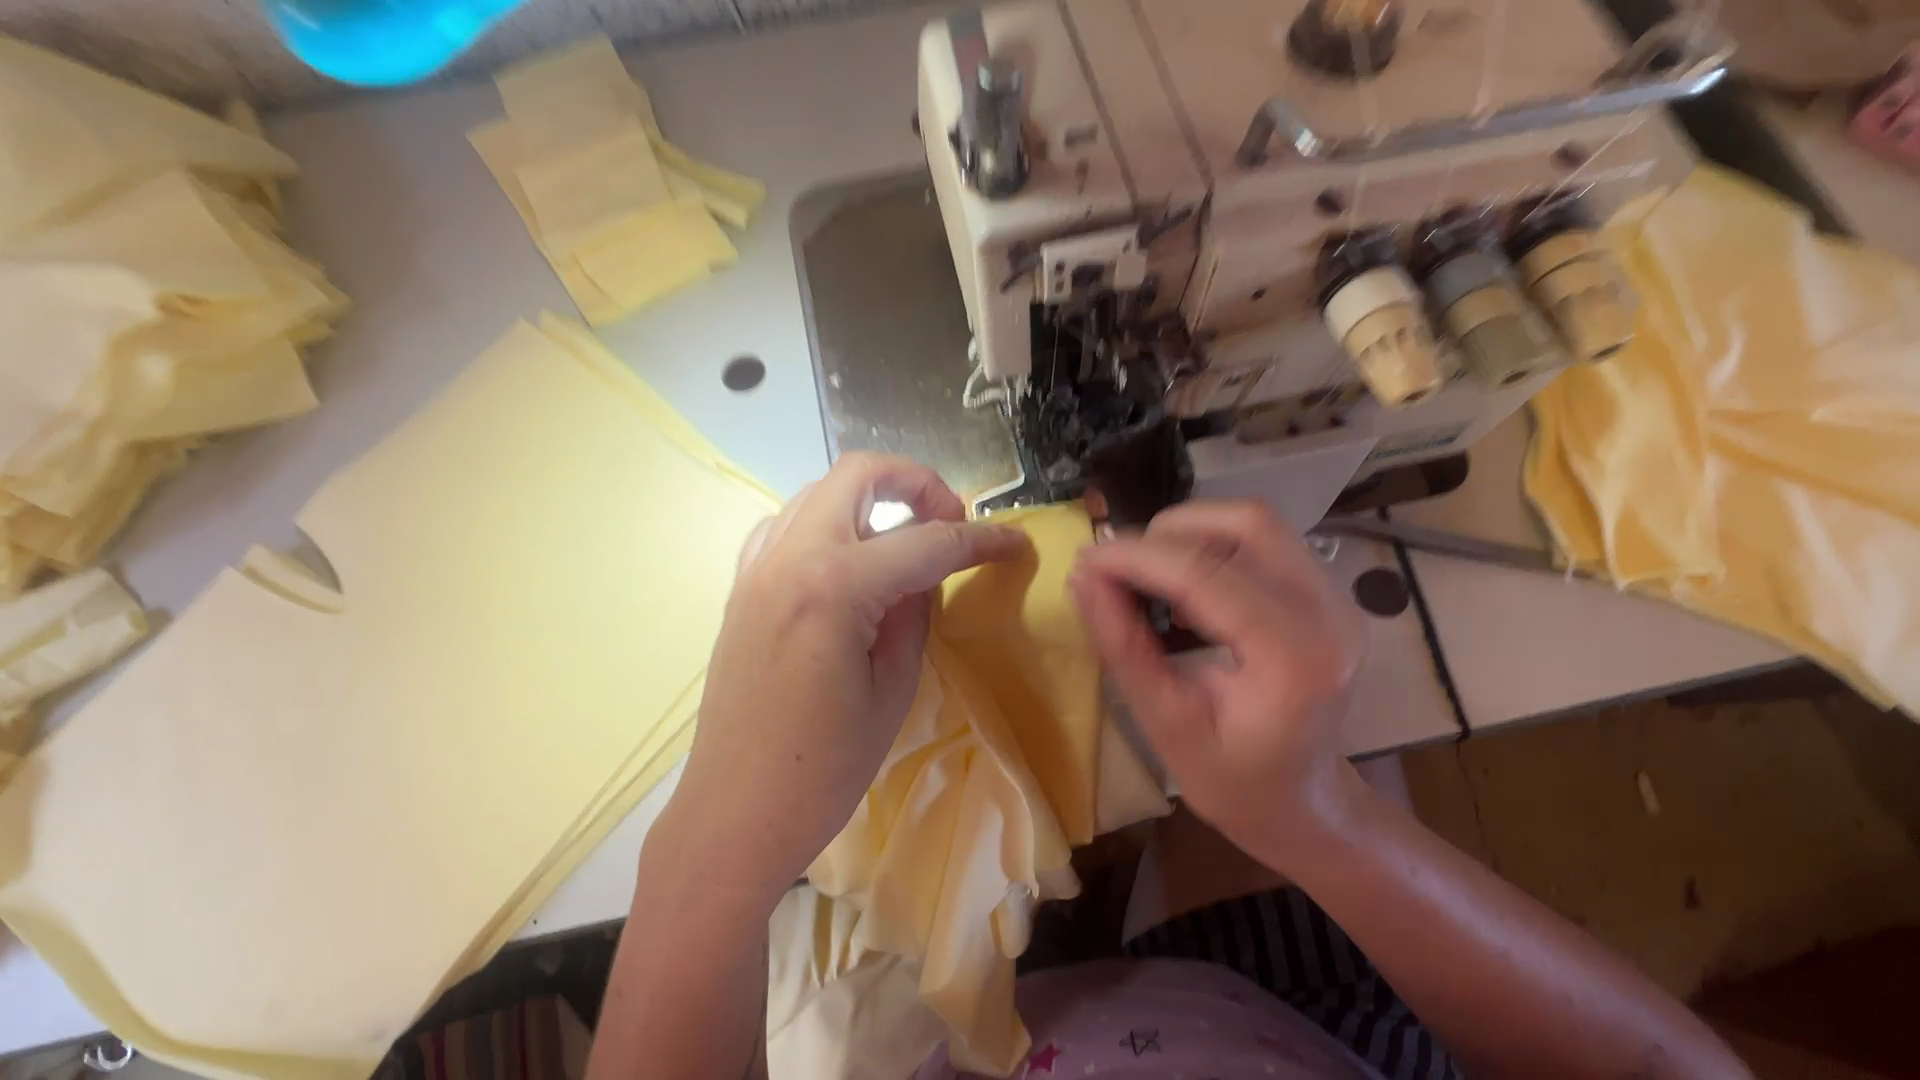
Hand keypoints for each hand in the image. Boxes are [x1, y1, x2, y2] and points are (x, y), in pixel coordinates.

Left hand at [669, 453, 1028, 896]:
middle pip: (859, 474)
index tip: (1017, 544)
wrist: (735, 814)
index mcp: (833, 585)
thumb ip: (915, 613)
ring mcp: (757, 567)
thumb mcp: (892, 690)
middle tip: (951, 525)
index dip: (981, 540)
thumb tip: (928, 571)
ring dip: (871, 499)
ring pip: (820, 491)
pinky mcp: (742, 588)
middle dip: (918, 484)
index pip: (925, 542)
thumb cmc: (824, 770)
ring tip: (906, 542)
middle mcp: (789, 555)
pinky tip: (850, 564)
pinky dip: (828, 524)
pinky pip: (788, 526)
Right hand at [1070, 501, 1369, 865]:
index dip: (1138, 557)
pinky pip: (1266, 542)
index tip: (1086, 557)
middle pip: (1246, 524)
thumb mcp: (1166, 724)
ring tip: (1148, 575)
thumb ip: (1124, 647)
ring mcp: (1338, 599)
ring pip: (1257, 523)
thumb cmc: (1234, 782)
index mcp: (1294, 658)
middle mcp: (1330, 614)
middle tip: (1119, 567)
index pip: (1207, 574)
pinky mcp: (1329, 594)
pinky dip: (1213, 547)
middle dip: (1169, 533)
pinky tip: (1184, 587)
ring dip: (1191, 534)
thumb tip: (1082, 576)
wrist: (1303, 804)